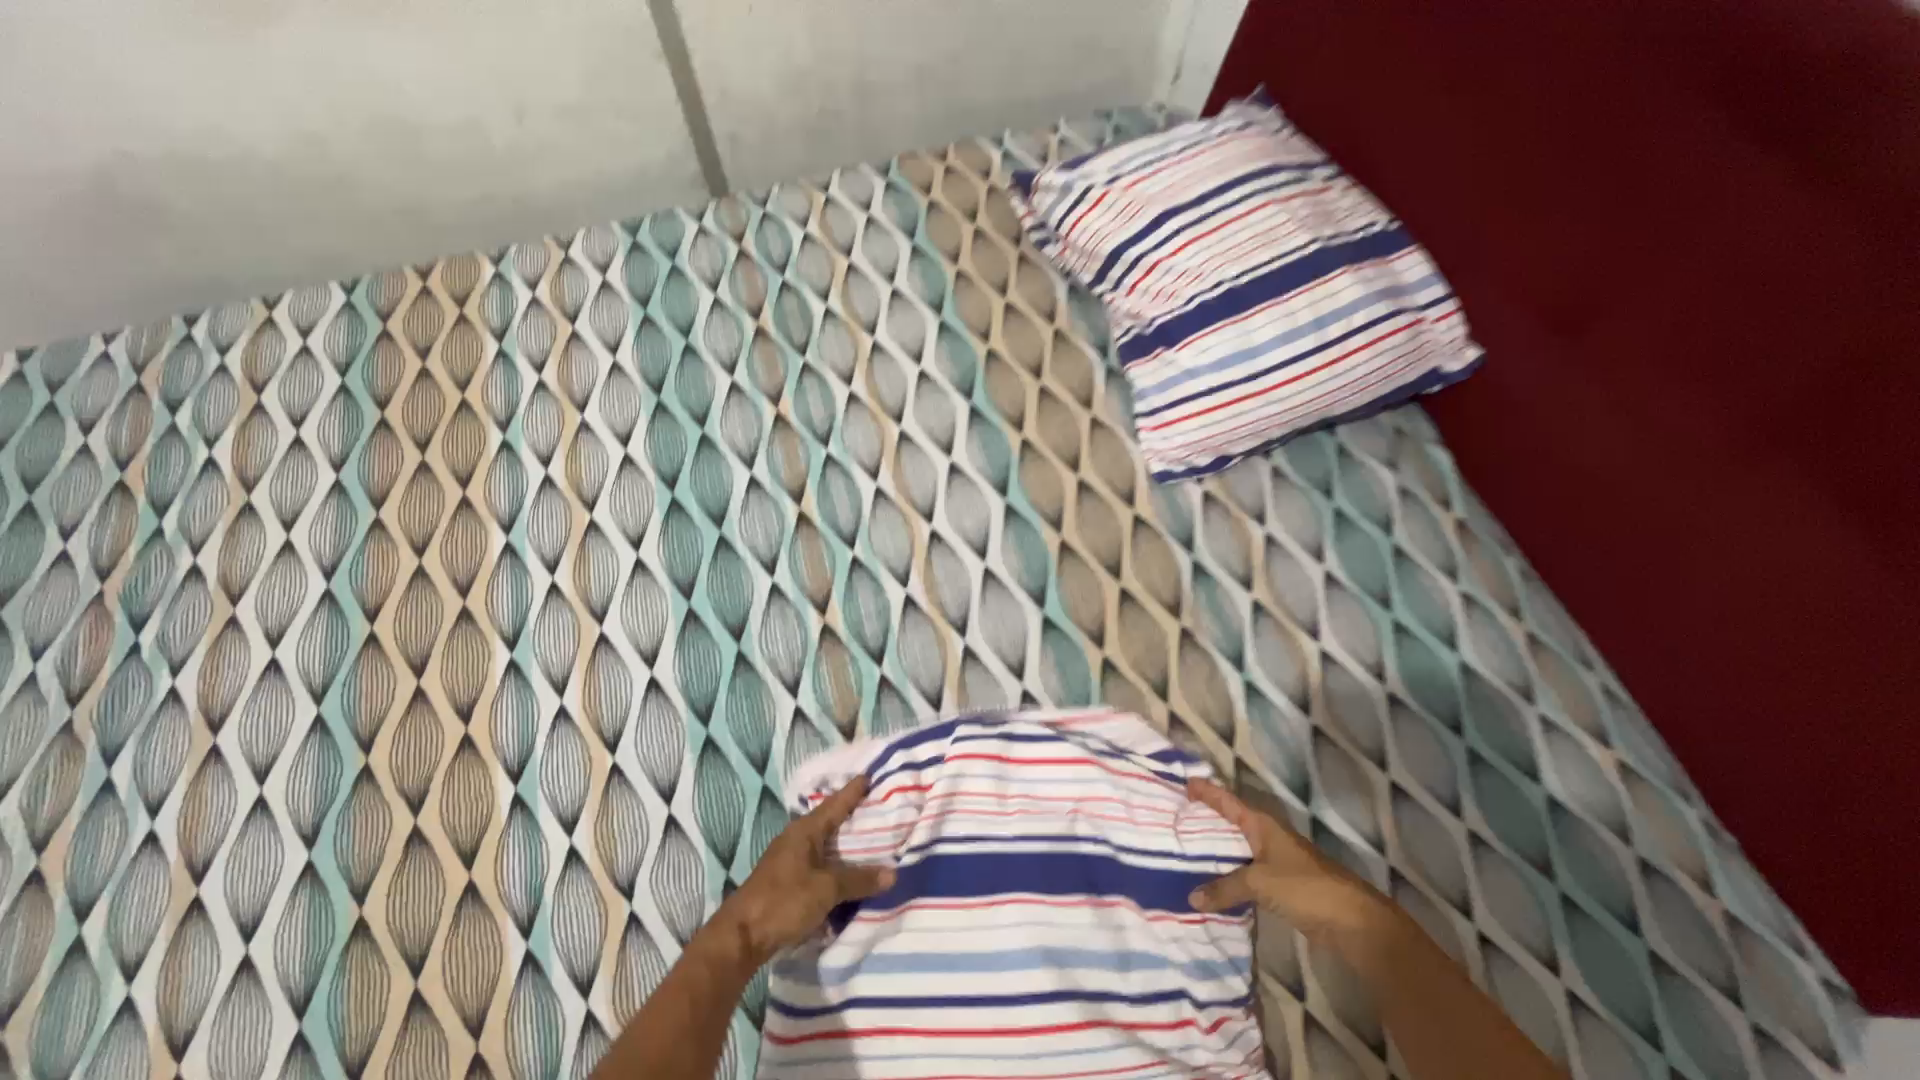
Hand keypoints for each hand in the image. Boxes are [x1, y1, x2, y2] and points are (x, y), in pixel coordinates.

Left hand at [710, 776, 895, 964]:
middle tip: (881, 808)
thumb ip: (859, 879)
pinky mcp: (790, 882)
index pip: (834, 804)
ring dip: (846, 847)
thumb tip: (893, 873)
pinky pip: (821, 867)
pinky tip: (852, 874)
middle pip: (831, 823)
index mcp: (804, 831)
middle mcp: (797, 840)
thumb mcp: (826, 889)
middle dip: (854, 818)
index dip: (852, 791)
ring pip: (826, 847)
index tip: (869, 775)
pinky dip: (837, 867)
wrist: (743, 936)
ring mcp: (791, 862)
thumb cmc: (784, 901)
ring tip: (874, 841)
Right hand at [1186, 777, 1387, 941]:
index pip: (1228, 801)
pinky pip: (1246, 877)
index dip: (1208, 791)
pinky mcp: (1281, 887)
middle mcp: (1268, 838)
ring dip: (1217, 853)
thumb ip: (1224, 888)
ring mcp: (1276, 863)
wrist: (1352, 921)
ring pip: (1238, 852)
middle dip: (1207, 821)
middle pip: (1232, 824)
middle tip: (1177, 818)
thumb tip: (1191, 898)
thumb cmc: (1305, 887)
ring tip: (1187, 853)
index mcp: (1263, 825)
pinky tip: (1213, 887)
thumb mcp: (1259, 882)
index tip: (1185, 782)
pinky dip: (1229, 879)